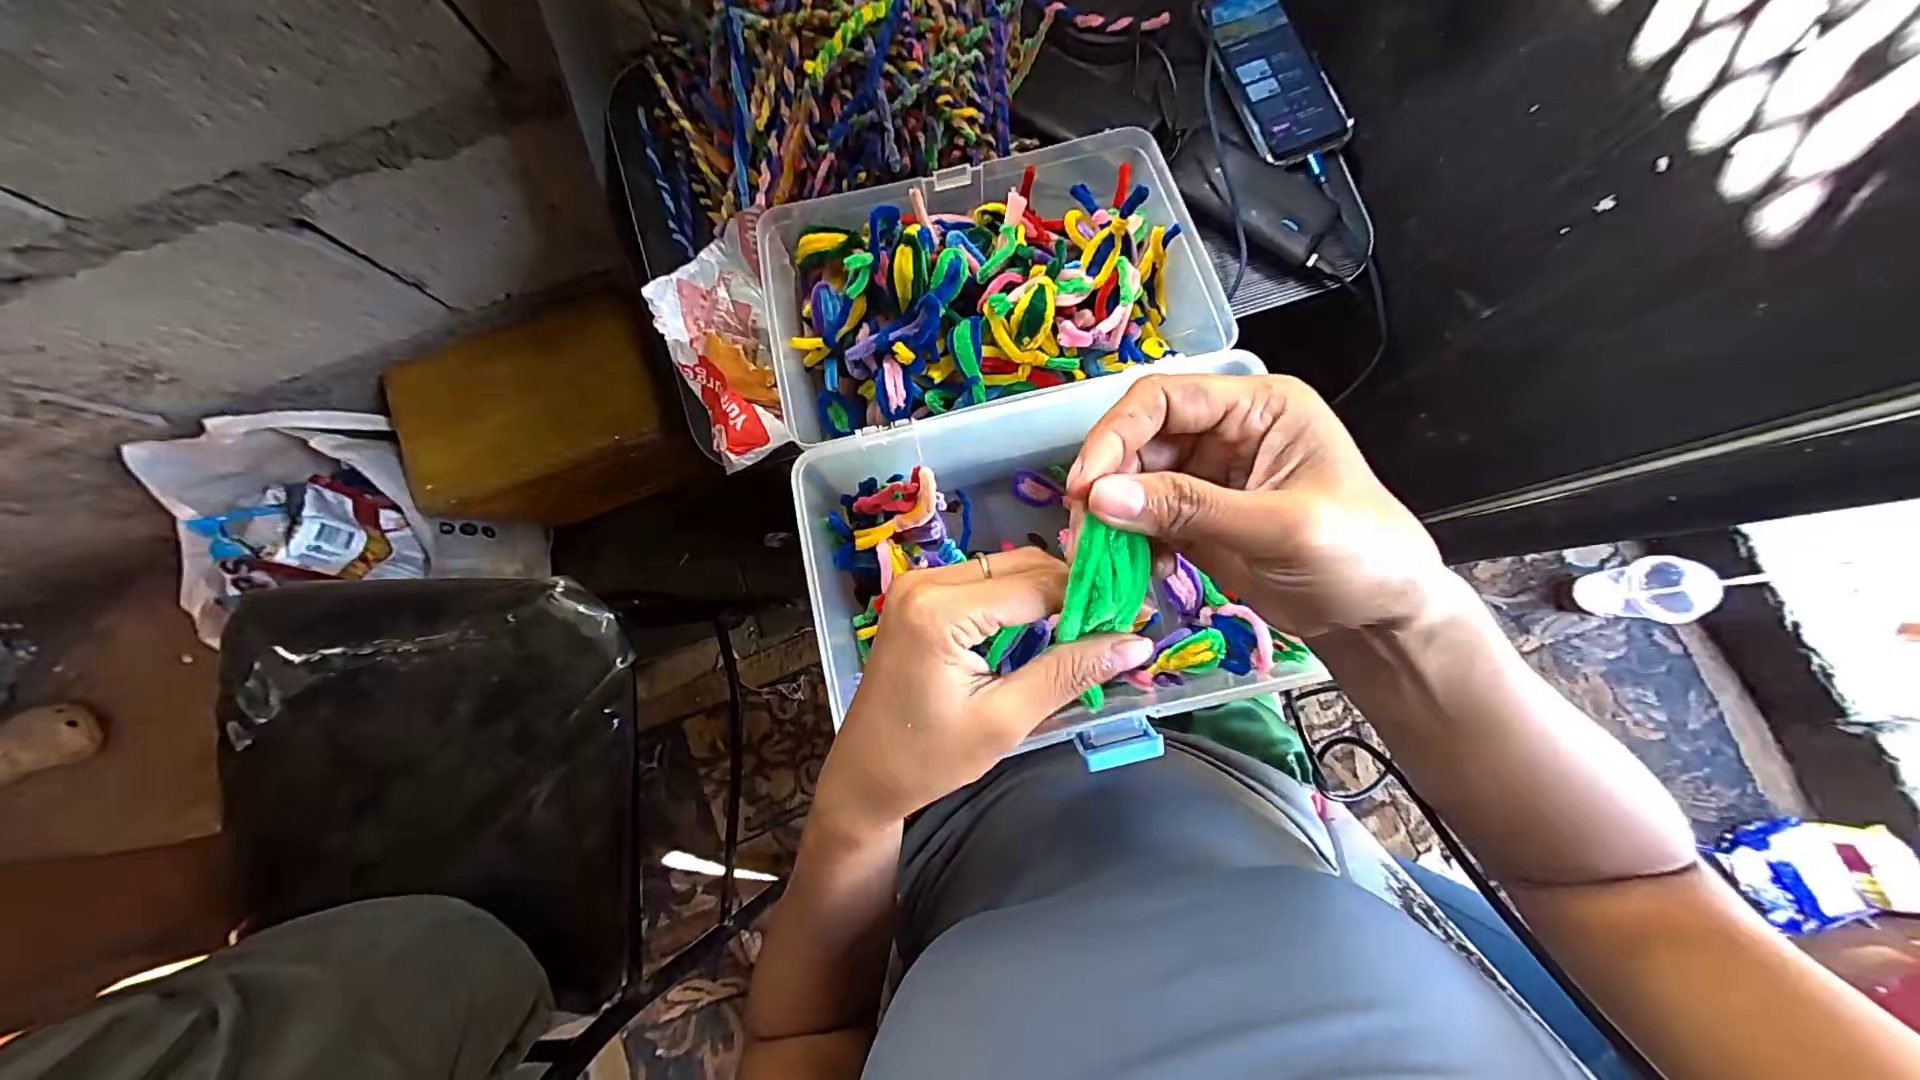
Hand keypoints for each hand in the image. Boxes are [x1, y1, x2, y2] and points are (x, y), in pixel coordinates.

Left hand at [816, 547, 1154, 832]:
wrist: (864, 774)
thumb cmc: (928, 759)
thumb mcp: (1004, 720)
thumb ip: (1068, 673)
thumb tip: (1136, 642)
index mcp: (940, 610)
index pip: (1035, 586)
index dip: (1090, 598)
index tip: (1136, 616)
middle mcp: (925, 581)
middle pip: (1020, 567)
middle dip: (1071, 590)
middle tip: (1116, 622)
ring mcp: (918, 584)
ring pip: (1003, 569)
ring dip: (1046, 592)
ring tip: (1087, 626)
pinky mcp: (919, 596)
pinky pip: (982, 581)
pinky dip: (1017, 598)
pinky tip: (1043, 624)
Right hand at [1064, 374, 1452, 640]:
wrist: (1375, 618)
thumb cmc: (1357, 557)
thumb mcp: (1278, 527)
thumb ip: (1189, 508)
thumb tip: (1100, 497)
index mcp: (1256, 407)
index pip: (1164, 399)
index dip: (1116, 435)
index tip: (1084, 485)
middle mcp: (1224, 431)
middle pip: (1139, 439)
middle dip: (1106, 481)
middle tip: (1083, 529)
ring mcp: (1205, 475)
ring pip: (1131, 480)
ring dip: (1109, 515)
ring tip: (1098, 552)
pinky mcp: (1192, 516)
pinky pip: (1141, 517)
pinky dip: (1127, 539)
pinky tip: (1137, 566)